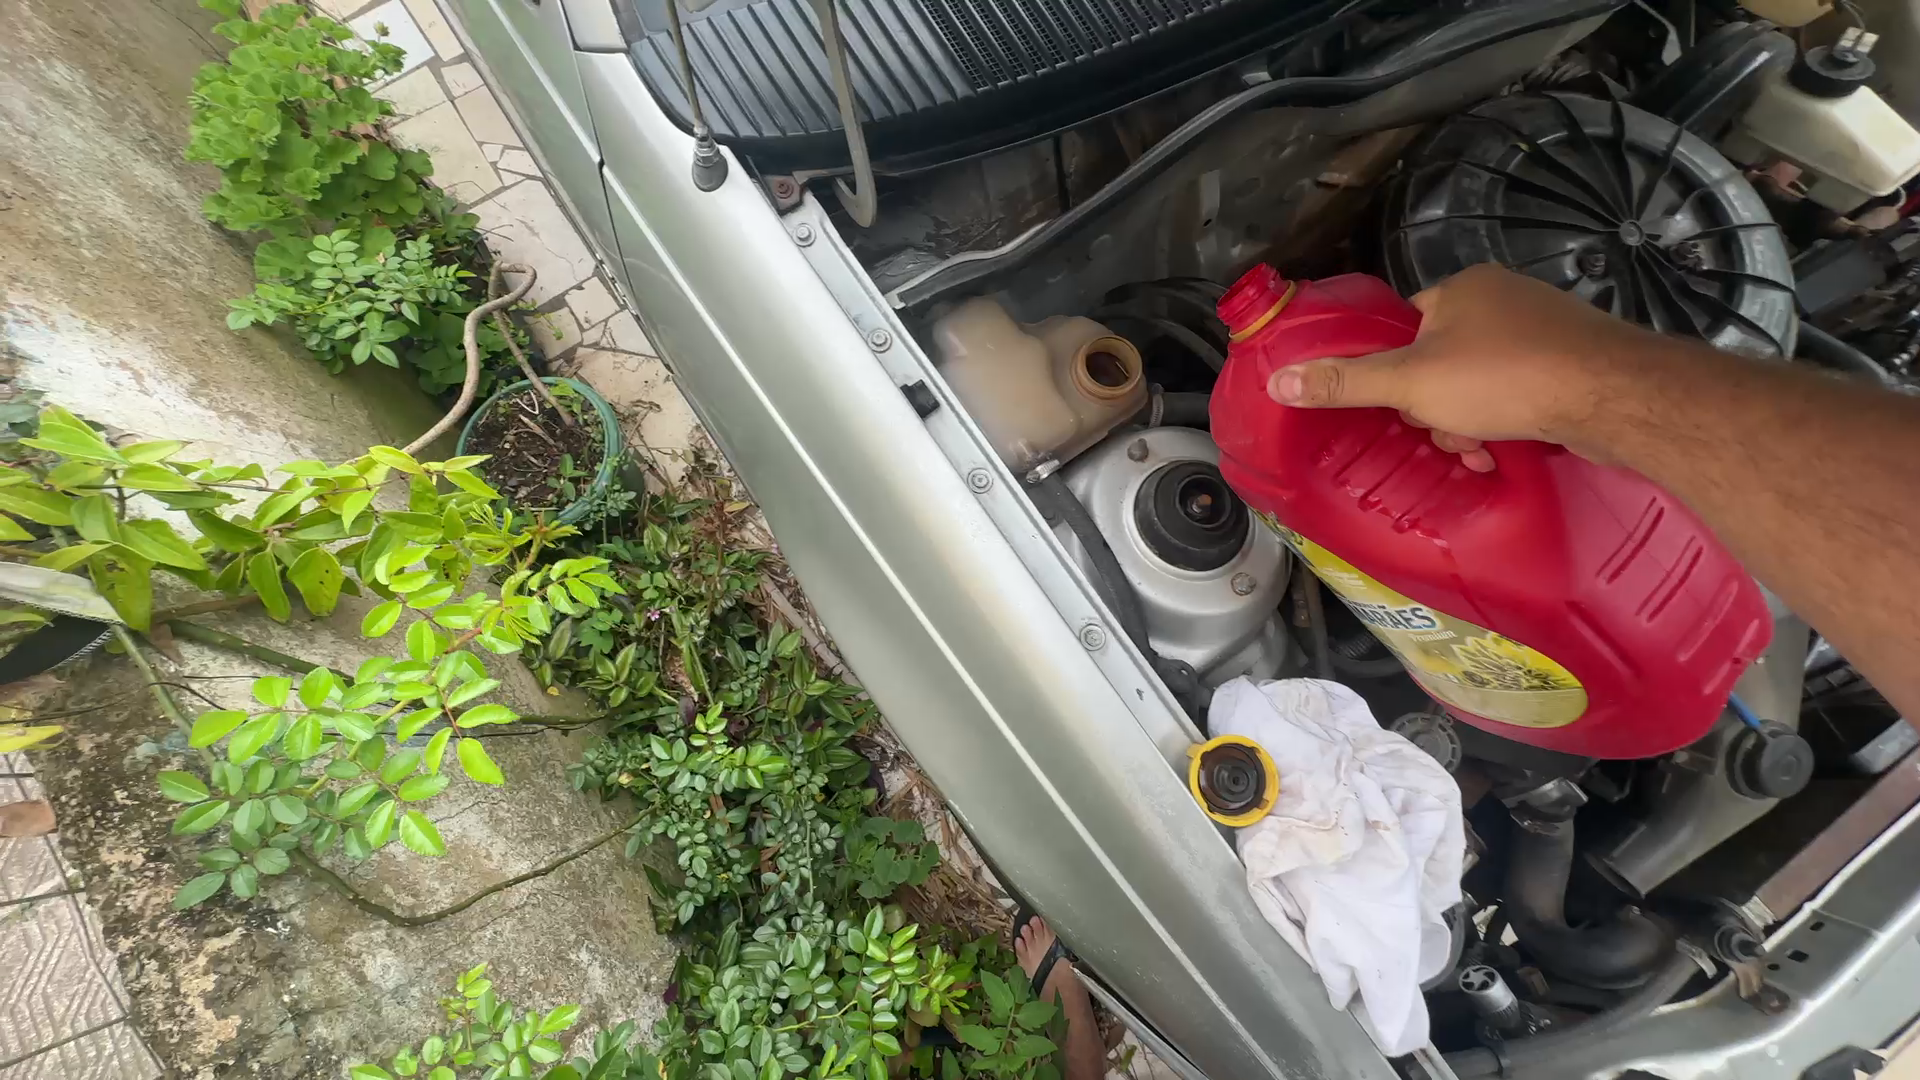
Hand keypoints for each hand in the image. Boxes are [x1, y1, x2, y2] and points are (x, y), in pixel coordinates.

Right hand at [1266, 263, 1652, 469]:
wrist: (1615, 397)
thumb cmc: (1501, 379)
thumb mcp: (1406, 384)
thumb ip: (1342, 383)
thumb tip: (1275, 381)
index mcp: (1461, 289)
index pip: (1403, 329)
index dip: (1395, 372)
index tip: (1402, 402)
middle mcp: (1502, 297)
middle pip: (1435, 360)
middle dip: (1432, 406)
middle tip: (1441, 429)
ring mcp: (1543, 326)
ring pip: (1474, 381)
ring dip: (1463, 421)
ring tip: (1476, 446)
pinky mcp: (1573, 357)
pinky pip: (1513, 389)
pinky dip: (1500, 419)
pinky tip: (1501, 445)